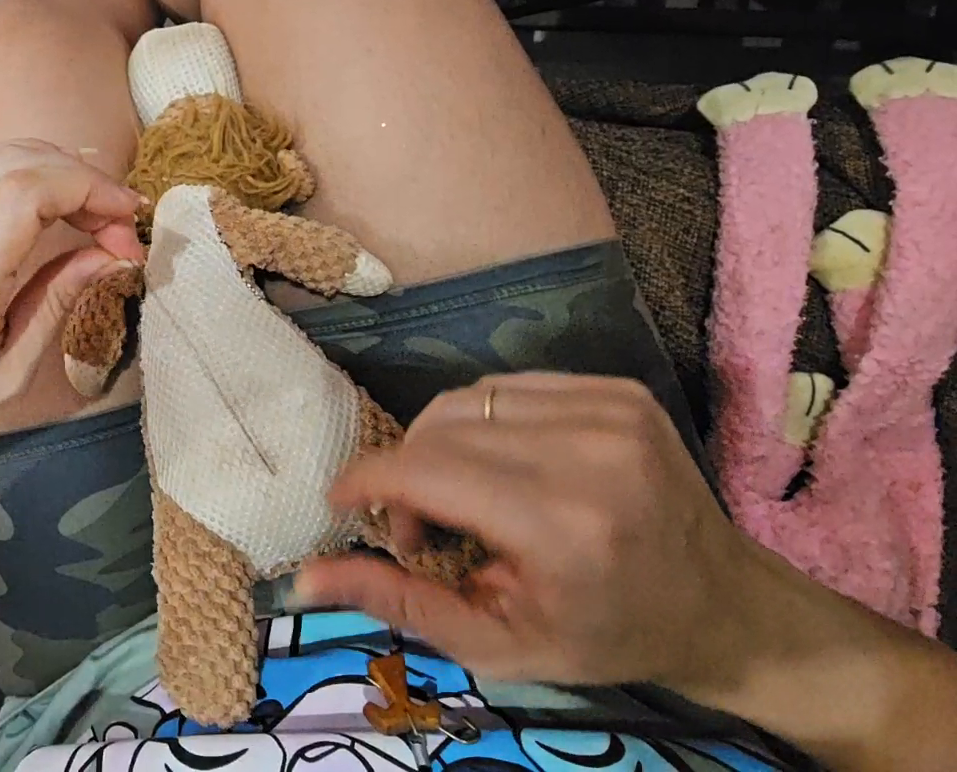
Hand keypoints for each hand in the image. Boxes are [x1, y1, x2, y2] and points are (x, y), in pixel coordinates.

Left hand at [0, 140, 143, 498]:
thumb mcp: (5, 376)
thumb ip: (55, 305)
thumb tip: (109, 258)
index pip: (25, 194)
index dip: (89, 191)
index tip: (127, 226)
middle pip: (18, 164)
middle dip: (84, 180)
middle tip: (119, 226)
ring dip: (55, 168)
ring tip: (92, 209)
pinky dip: (23, 168)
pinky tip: (48, 199)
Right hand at [293, 373, 779, 698]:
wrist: (726, 607)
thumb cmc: (603, 634)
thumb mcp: (495, 643)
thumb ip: (396, 602)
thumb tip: (304, 576)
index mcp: (563, 525)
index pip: (423, 470)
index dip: (366, 480)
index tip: (342, 501)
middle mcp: (589, 453)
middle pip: (435, 431)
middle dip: (404, 474)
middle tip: (419, 525)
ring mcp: (610, 411)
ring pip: (460, 401)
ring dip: (437, 445)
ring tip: (461, 494)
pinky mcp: (618, 391)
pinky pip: (501, 388)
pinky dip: (479, 424)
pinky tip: (501, 463)